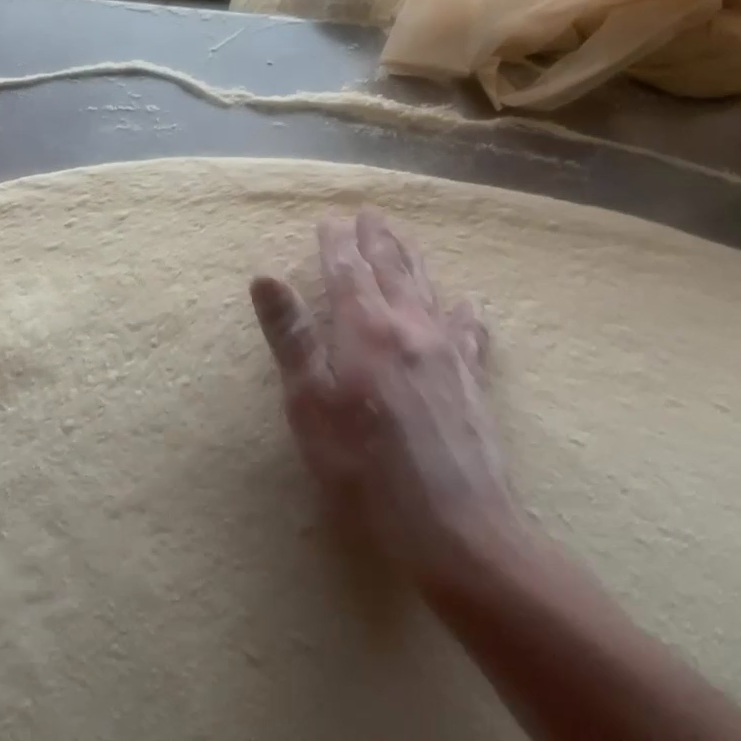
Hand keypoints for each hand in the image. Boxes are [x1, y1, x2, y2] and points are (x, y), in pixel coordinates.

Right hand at [250, 209, 519, 582]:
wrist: (454, 526)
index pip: (348, 270)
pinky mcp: (474, 381)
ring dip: (414, 260)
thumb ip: (292, 337)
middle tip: (368, 214)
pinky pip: (469, 330)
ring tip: (403, 239)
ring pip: (430, 290)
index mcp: (366, 329)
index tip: (328, 219)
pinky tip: (464, 303)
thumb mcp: (309, 403)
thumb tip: (265, 278)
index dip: (335, 243)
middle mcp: (412, 328)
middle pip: (394, 270)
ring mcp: (449, 353)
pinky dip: (461, 309)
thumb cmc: (362, 467)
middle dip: (377, 240)